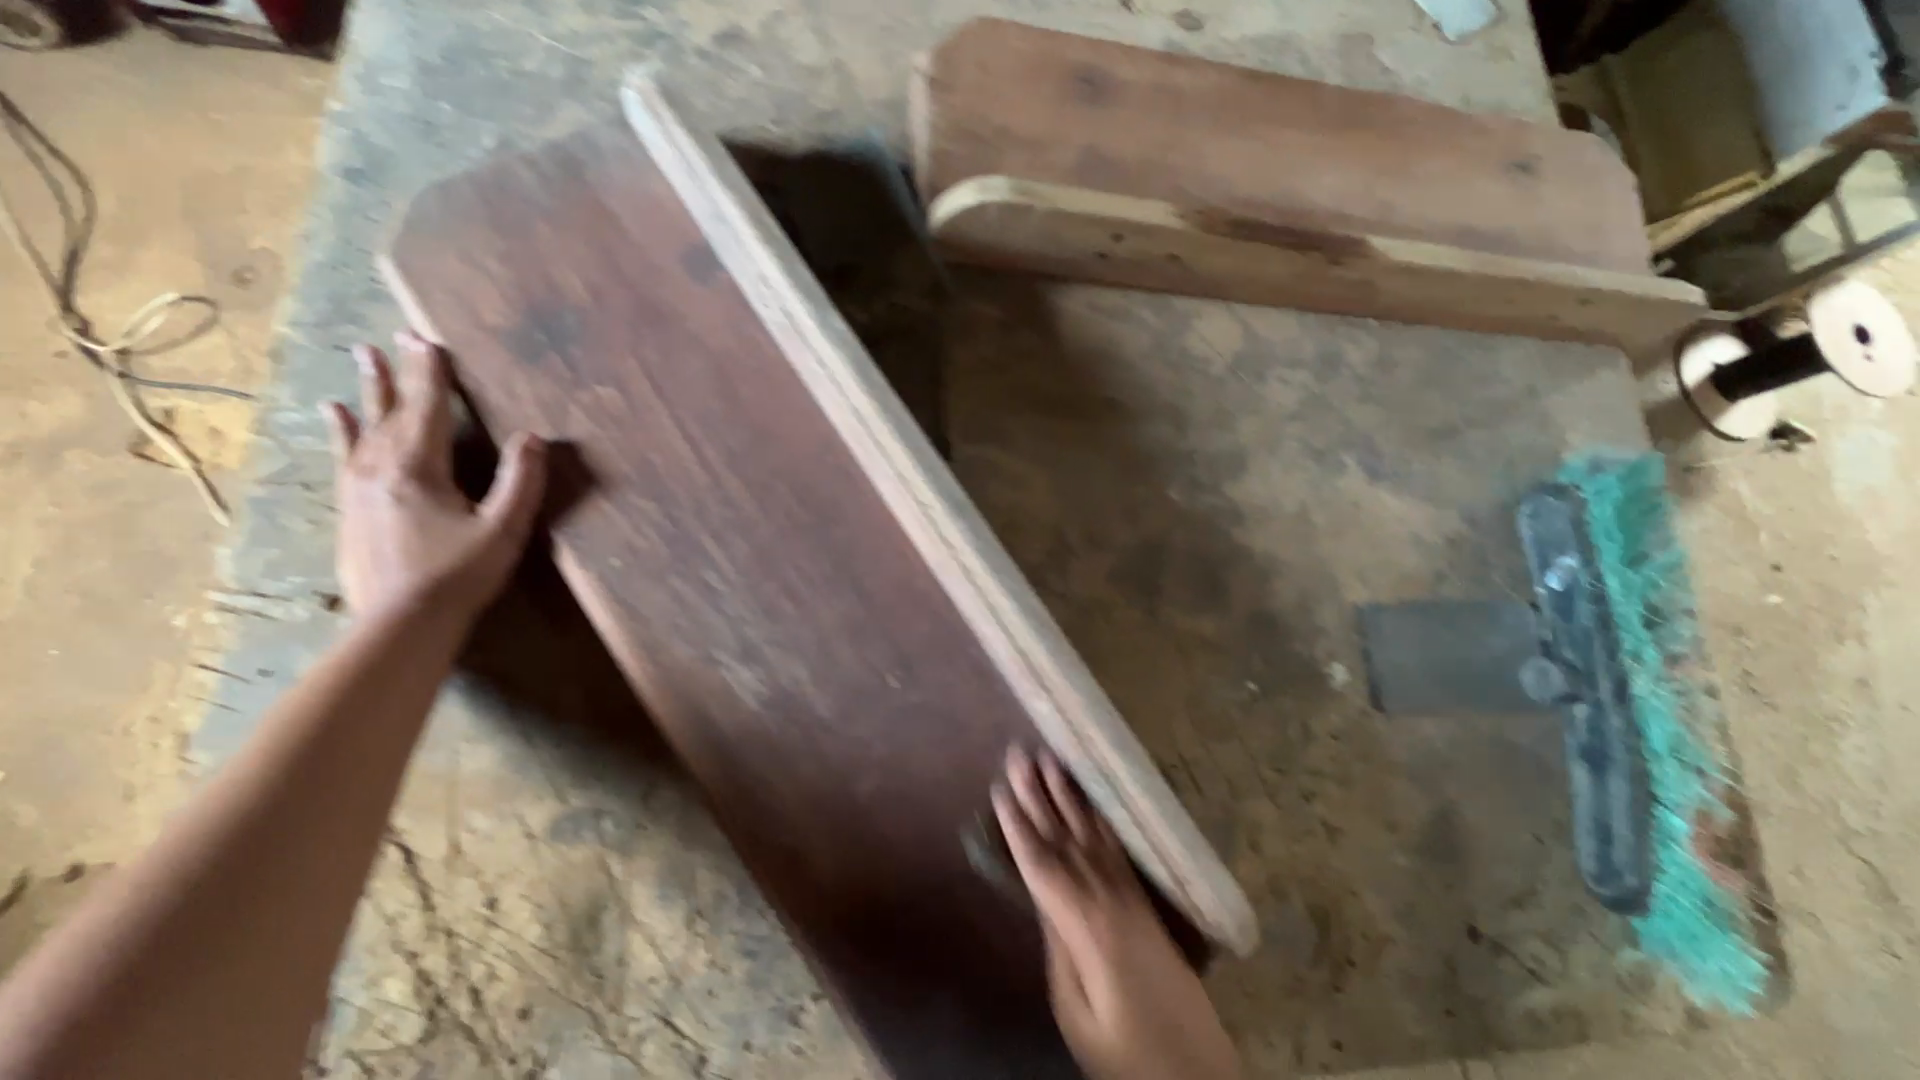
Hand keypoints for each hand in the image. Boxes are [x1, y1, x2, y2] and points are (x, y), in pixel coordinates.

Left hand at [320, 330, 546, 622]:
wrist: (398, 623)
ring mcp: (357, 486)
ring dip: (369, 393)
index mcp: (419, 467)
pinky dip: (342, 430)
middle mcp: (381, 466)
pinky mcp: (349, 507)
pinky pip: (344, 455)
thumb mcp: (502, 530)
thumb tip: (533, 437)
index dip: (430, 372)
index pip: (427, 407)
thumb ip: (521, 481)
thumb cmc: (457, 576)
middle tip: (391, 337)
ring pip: (365, 427)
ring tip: (364, 360)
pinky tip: (335, 416)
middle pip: (391, 409)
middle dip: (396, 372)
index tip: (425, 338)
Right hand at [994, 747, 1241, 1079]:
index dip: (1018, 824)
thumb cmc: (1124, 1047)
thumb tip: (1043, 898)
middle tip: (1020, 753)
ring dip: (1068, 796)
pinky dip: (1100, 820)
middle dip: (1040, 794)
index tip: (999, 787)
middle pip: (1067, 836)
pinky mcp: (1145, 904)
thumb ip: (1059, 946)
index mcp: (1086, 923)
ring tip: (1051, 760)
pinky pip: (1117, 849)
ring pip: (1092, 834)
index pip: (1042, 862)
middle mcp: (1110, 897)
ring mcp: (1132, 896)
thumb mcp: (1076, 1008)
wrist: (1193, 1067)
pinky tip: (1090, 804)